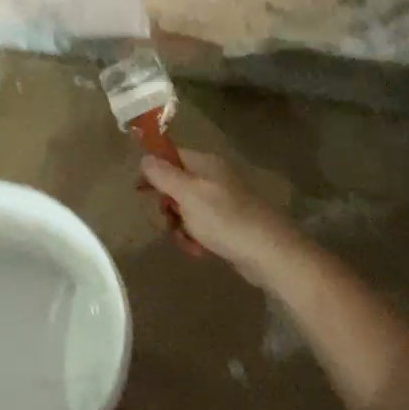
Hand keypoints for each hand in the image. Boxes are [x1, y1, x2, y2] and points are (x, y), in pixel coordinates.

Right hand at [140, 149, 295, 273]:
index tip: (139, 190)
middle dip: (167, 205)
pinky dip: (194, 237)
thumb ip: (163, 175)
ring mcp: (222, 202)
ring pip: (185, 209)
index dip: (152, 171)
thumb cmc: (224, 219)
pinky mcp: (228, 224)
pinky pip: (200, 226)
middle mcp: (214, 178)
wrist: (269, 253)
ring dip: (179, 226)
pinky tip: (199, 250)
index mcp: (205, 164)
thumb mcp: (187, 194)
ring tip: (186, 239)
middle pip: (175, 185)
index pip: (171, 156)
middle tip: (168, 219)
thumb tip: (144, 157)